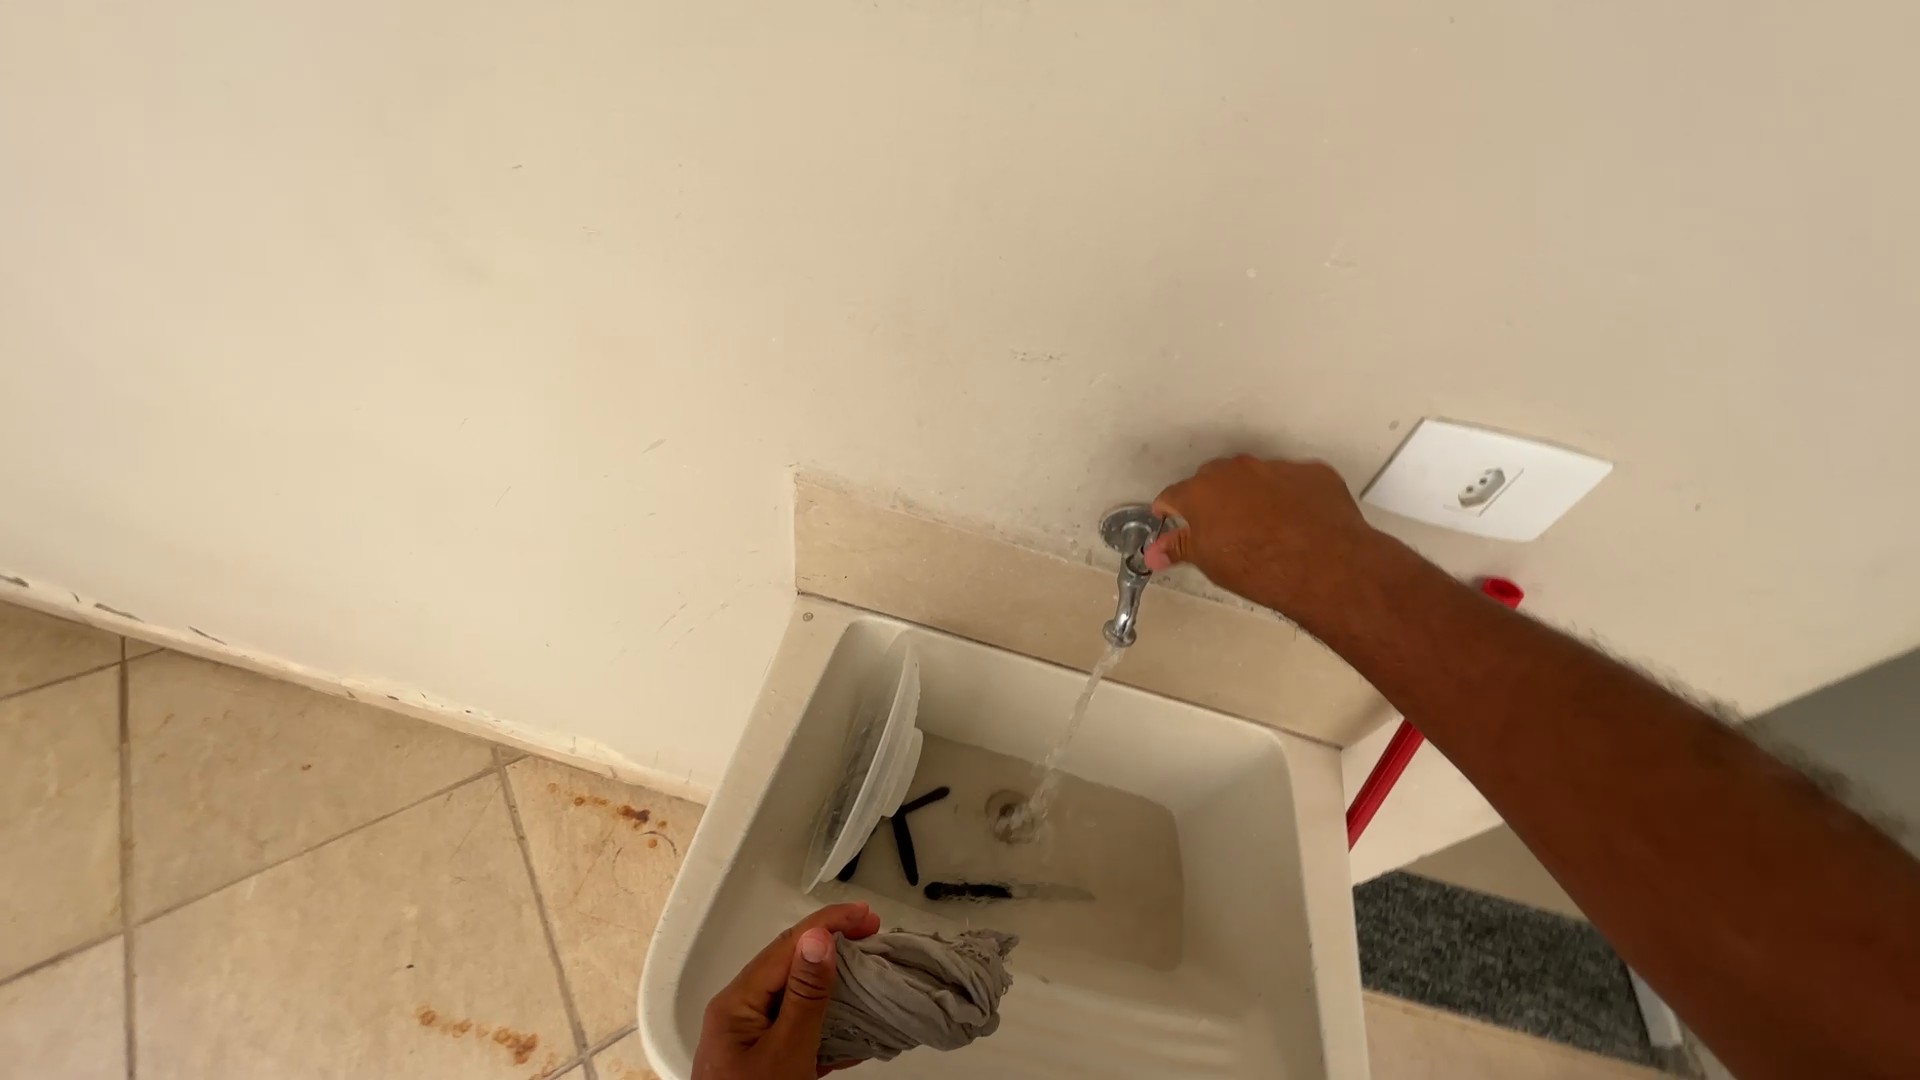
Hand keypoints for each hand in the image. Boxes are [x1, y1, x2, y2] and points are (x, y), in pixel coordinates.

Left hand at [693, 902, 881, 1079]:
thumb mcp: (785, 1055)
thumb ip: (804, 996)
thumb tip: (819, 936)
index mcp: (736, 1002)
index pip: (788, 944)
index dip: (831, 923)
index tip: (868, 917)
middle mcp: (739, 1011)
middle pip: (790, 961)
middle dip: (834, 943)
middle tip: (873, 934)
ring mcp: (749, 1036)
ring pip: (796, 992)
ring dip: (834, 978)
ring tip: (868, 969)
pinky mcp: (762, 1061)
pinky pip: (798, 1024)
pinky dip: (828, 1016)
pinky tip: (853, 1021)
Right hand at [1144, 454, 1379, 619]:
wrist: (1324, 564)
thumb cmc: (1256, 566)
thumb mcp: (1208, 562)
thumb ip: (1179, 548)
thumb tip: (1153, 553)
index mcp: (1201, 491)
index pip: (1172, 496)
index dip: (1169, 511)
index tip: (1170, 522)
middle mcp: (1235, 470)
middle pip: (1212, 479)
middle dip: (1211, 500)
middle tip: (1219, 529)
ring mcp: (1276, 468)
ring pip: (1253, 477)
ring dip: (1251, 496)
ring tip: (1262, 528)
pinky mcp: (1312, 473)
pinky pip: (1292, 482)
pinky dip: (1289, 497)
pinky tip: (1297, 523)